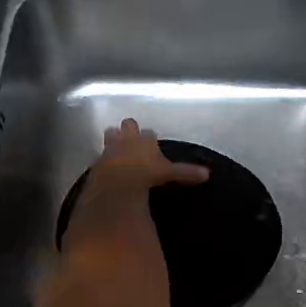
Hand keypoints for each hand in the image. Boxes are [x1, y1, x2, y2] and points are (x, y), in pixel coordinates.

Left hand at [86, 119, 209, 192]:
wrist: (117, 180)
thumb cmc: (146, 173)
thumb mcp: (168, 173)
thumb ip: (186, 172)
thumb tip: (207, 174)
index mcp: (145, 139)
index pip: (149, 133)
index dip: (150, 137)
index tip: (151, 140)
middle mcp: (127, 138)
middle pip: (128, 126)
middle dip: (129, 130)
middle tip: (131, 136)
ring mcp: (110, 147)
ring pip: (111, 134)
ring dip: (113, 138)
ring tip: (115, 146)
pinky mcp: (98, 159)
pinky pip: (100, 155)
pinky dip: (102, 158)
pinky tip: (104, 164)